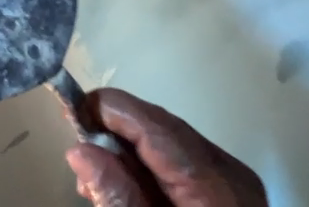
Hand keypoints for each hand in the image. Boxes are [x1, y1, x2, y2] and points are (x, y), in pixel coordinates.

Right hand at [65, 90, 266, 206]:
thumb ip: (117, 198)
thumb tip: (80, 150)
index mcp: (214, 185)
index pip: (155, 125)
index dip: (112, 110)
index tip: (72, 110)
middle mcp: (231, 174)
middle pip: (164, 130)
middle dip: (118, 134)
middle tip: (80, 154)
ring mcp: (236, 187)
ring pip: (172, 146)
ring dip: (132, 154)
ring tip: (98, 181)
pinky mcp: (232, 199)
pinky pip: (185, 167)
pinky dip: (152, 171)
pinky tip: (129, 191)